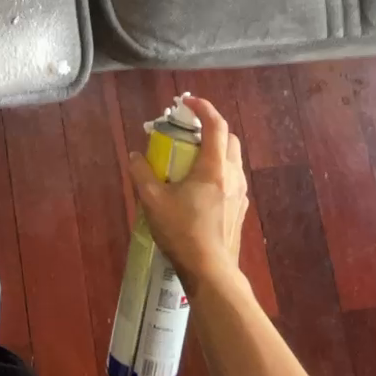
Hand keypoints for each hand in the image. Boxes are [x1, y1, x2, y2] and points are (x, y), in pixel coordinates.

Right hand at [127, 98, 248, 293]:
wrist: (212, 273)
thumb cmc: (182, 232)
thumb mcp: (153, 200)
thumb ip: (142, 172)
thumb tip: (135, 155)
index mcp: (214, 168)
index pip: (216, 125)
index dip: (203, 107)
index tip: (186, 102)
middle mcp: (232, 176)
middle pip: (228, 139)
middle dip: (209, 128)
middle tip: (186, 132)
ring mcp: (240, 194)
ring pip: (231, 159)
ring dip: (212, 150)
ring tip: (187, 160)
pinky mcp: (239, 210)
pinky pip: (230, 178)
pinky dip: (215, 170)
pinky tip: (196, 186)